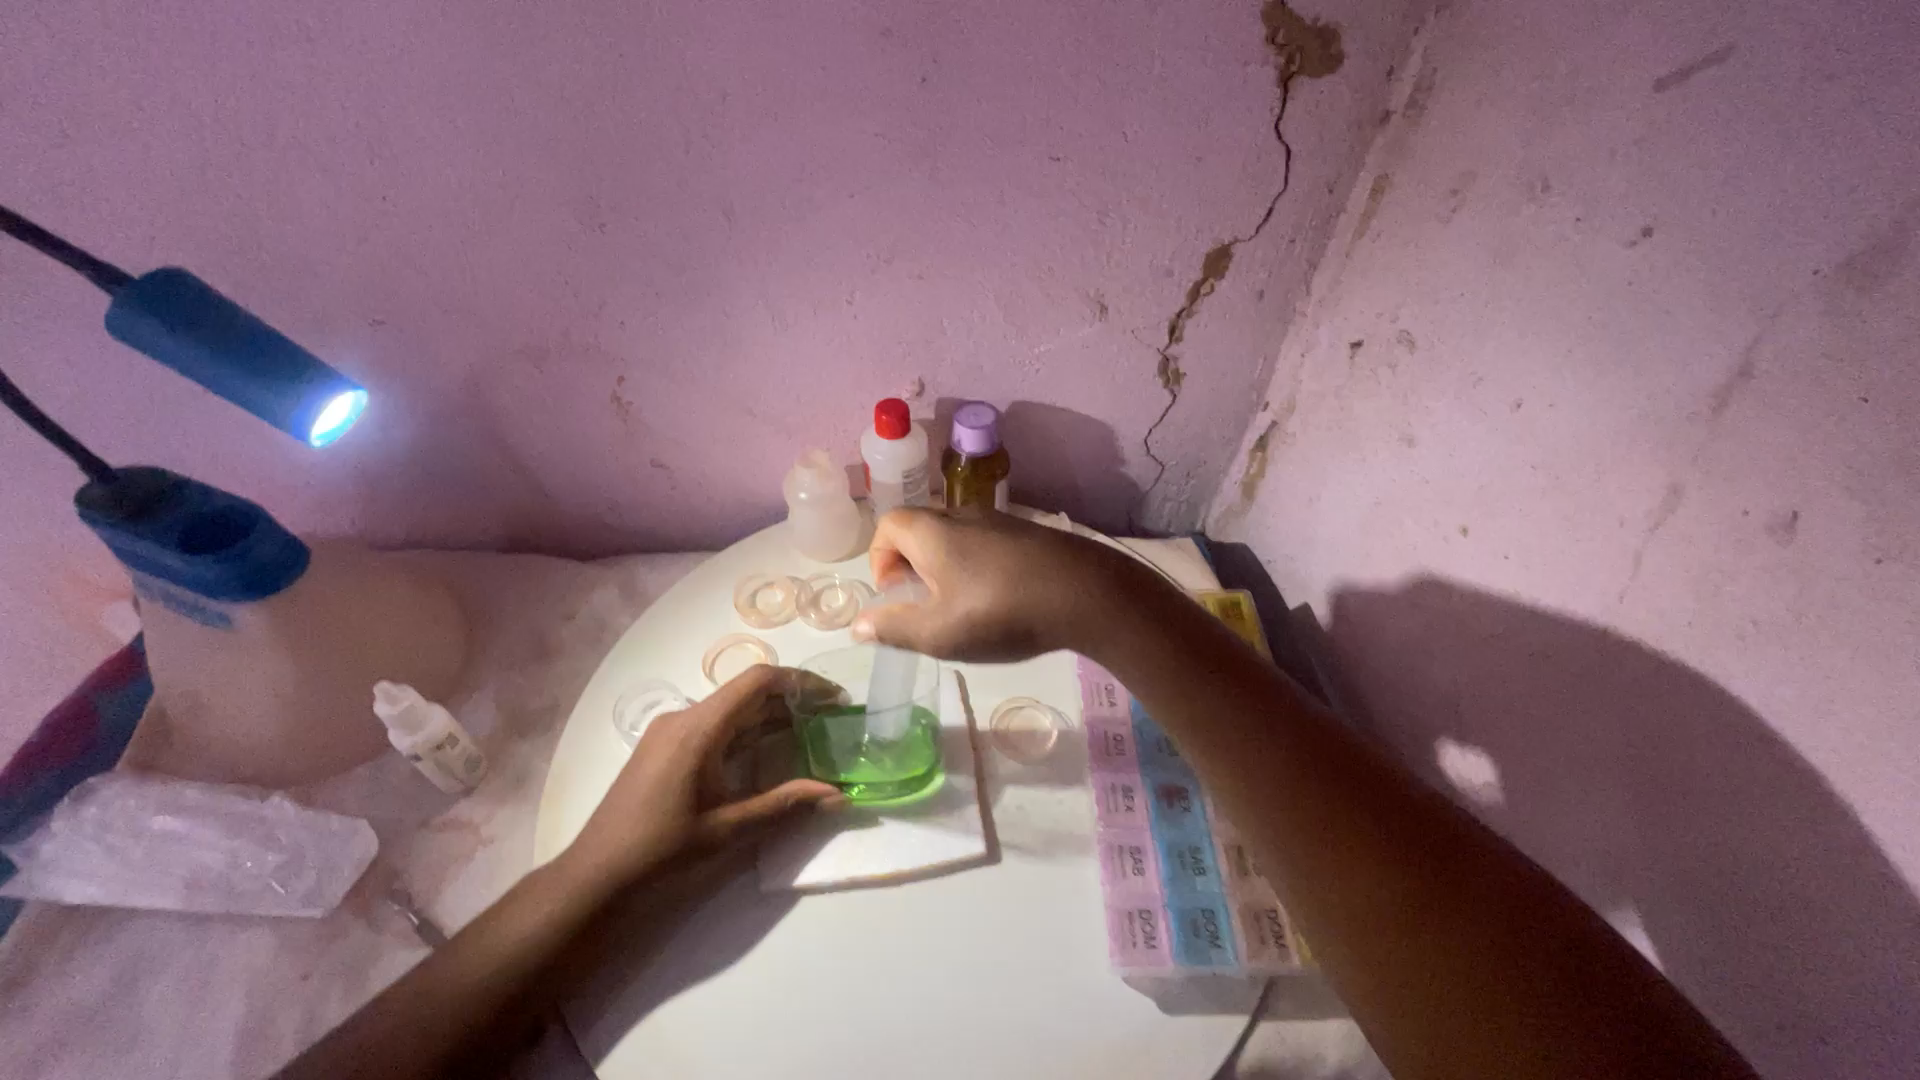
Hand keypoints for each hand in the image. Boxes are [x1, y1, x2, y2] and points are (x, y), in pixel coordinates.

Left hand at [561, 665, 844, 889]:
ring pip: (732, 709)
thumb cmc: (660, 850)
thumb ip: (784, 805)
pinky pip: (716, 725)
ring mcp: (671, 731)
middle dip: (793, 700)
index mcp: (698, 728)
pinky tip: (772, 750)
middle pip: (747, 692)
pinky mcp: (666, 747)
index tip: (835, 699)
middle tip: (833, 717)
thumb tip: (837, 795)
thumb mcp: (728, 828)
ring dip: (772, 716)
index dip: (802, 683)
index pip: (758, 682)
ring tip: (813, 731)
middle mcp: (684, 718)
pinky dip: (749, 730)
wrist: (595, 876)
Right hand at [852, 508, 1138, 661]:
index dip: (880, 557)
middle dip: (911, 564)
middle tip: (925, 603)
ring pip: (956, 536)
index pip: (889, 524)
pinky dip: (977, 565)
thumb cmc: (1001, 612)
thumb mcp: (940, 633)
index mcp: (933, 532)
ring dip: (946, 566)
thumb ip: (895, 629)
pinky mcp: (1029, 534)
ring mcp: (1000, 521)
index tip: (894, 593)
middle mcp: (962, 515)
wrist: (1086, 593)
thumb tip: (859, 625)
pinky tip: (999, 600)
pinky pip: (987, 543)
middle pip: (921, 528)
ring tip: (962, 606)